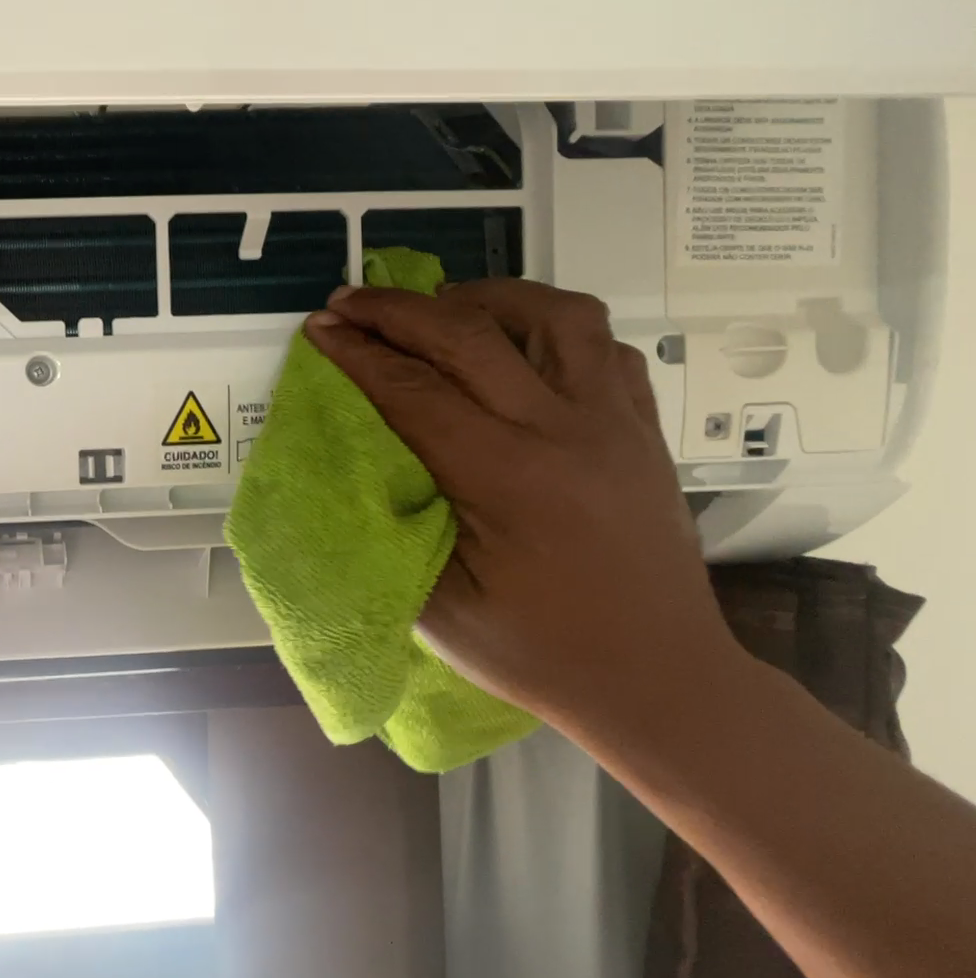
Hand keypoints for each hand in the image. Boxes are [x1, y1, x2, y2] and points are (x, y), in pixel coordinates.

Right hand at [303, 279, 736, 723]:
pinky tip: (516, 344)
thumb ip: (387, 528)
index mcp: (508, 479)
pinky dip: (549, 326)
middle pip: (472, 336)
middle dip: (399, 310)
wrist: (658, 679)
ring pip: (556, 315)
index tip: (320, 329)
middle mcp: (568, 432)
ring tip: (439, 306)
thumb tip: (349, 465)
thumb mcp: (436, 607)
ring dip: (485, 297)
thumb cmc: (536, 653)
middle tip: (350, 300)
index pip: (415, 391)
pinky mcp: (643, 429)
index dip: (358, 355)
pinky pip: (601, 345)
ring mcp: (616, 423)